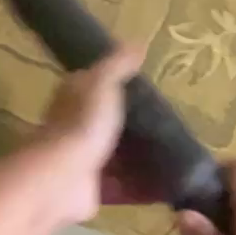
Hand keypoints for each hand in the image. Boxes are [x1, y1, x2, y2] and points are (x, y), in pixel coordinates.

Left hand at [26, 45, 155, 224]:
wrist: (64, 179)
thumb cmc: (82, 123)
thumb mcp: (102, 84)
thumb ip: (118, 66)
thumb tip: (137, 44)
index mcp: (72, 98)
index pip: (92, 84)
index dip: (114, 83)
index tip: (143, 86)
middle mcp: (73, 129)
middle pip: (106, 124)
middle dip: (130, 125)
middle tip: (165, 123)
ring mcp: (82, 162)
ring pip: (115, 157)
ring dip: (137, 158)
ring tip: (170, 154)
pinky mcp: (92, 191)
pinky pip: (121, 187)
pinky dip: (140, 187)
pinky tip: (163, 184)